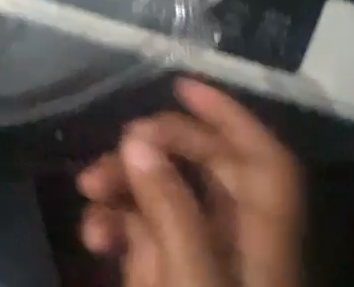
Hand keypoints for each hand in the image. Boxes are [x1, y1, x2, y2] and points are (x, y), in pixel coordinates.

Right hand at [77, 79, 304, 286]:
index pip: (265, 164)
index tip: (179, 86)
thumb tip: (137, 142)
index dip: (231, 118)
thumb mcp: (192, 282)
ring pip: (167, 198)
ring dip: (124, 184)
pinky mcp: (171, 282)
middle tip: (119, 142)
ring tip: (88, 190)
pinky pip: (143, 234)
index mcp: (265, 245)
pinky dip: (115, 224)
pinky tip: (94, 237)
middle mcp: (239, 247)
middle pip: (211, 172)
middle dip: (159, 146)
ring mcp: (203, 265)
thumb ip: (170, 213)